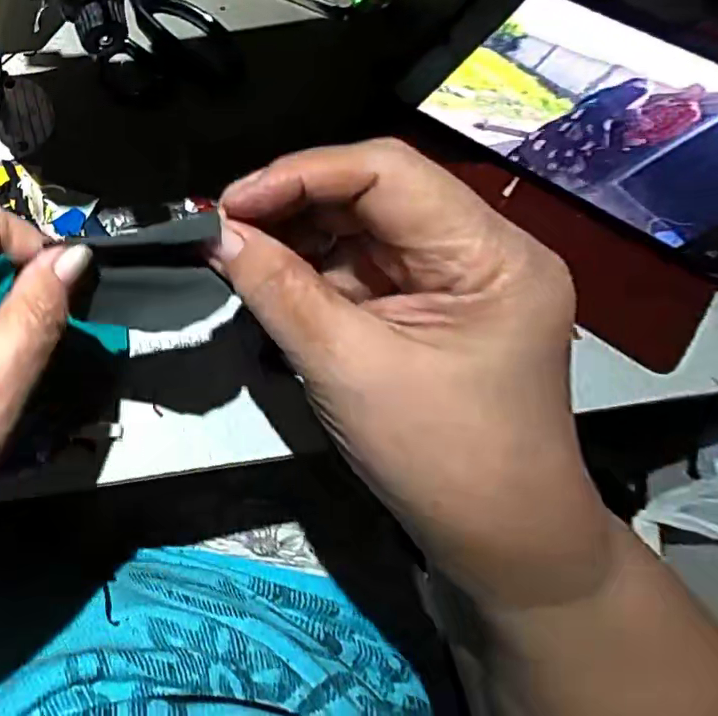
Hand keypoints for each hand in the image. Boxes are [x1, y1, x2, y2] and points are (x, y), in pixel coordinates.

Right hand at [213, 138, 612, 608]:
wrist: (501, 545)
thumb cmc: (442, 462)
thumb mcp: (348, 368)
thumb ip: (278, 290)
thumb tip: (216, 235)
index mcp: (489, 253)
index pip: (387, 171)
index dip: (301, 173)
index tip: (232, 202)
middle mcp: (478, 245)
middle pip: (371, 189)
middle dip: (291, 201)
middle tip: (224, 224)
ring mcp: (452, 270)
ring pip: (358, 220)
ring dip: (294, 230)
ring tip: (237, 246)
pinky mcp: (427, 295)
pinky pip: (358, 257)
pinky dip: (308, 261)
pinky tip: (268, 269)